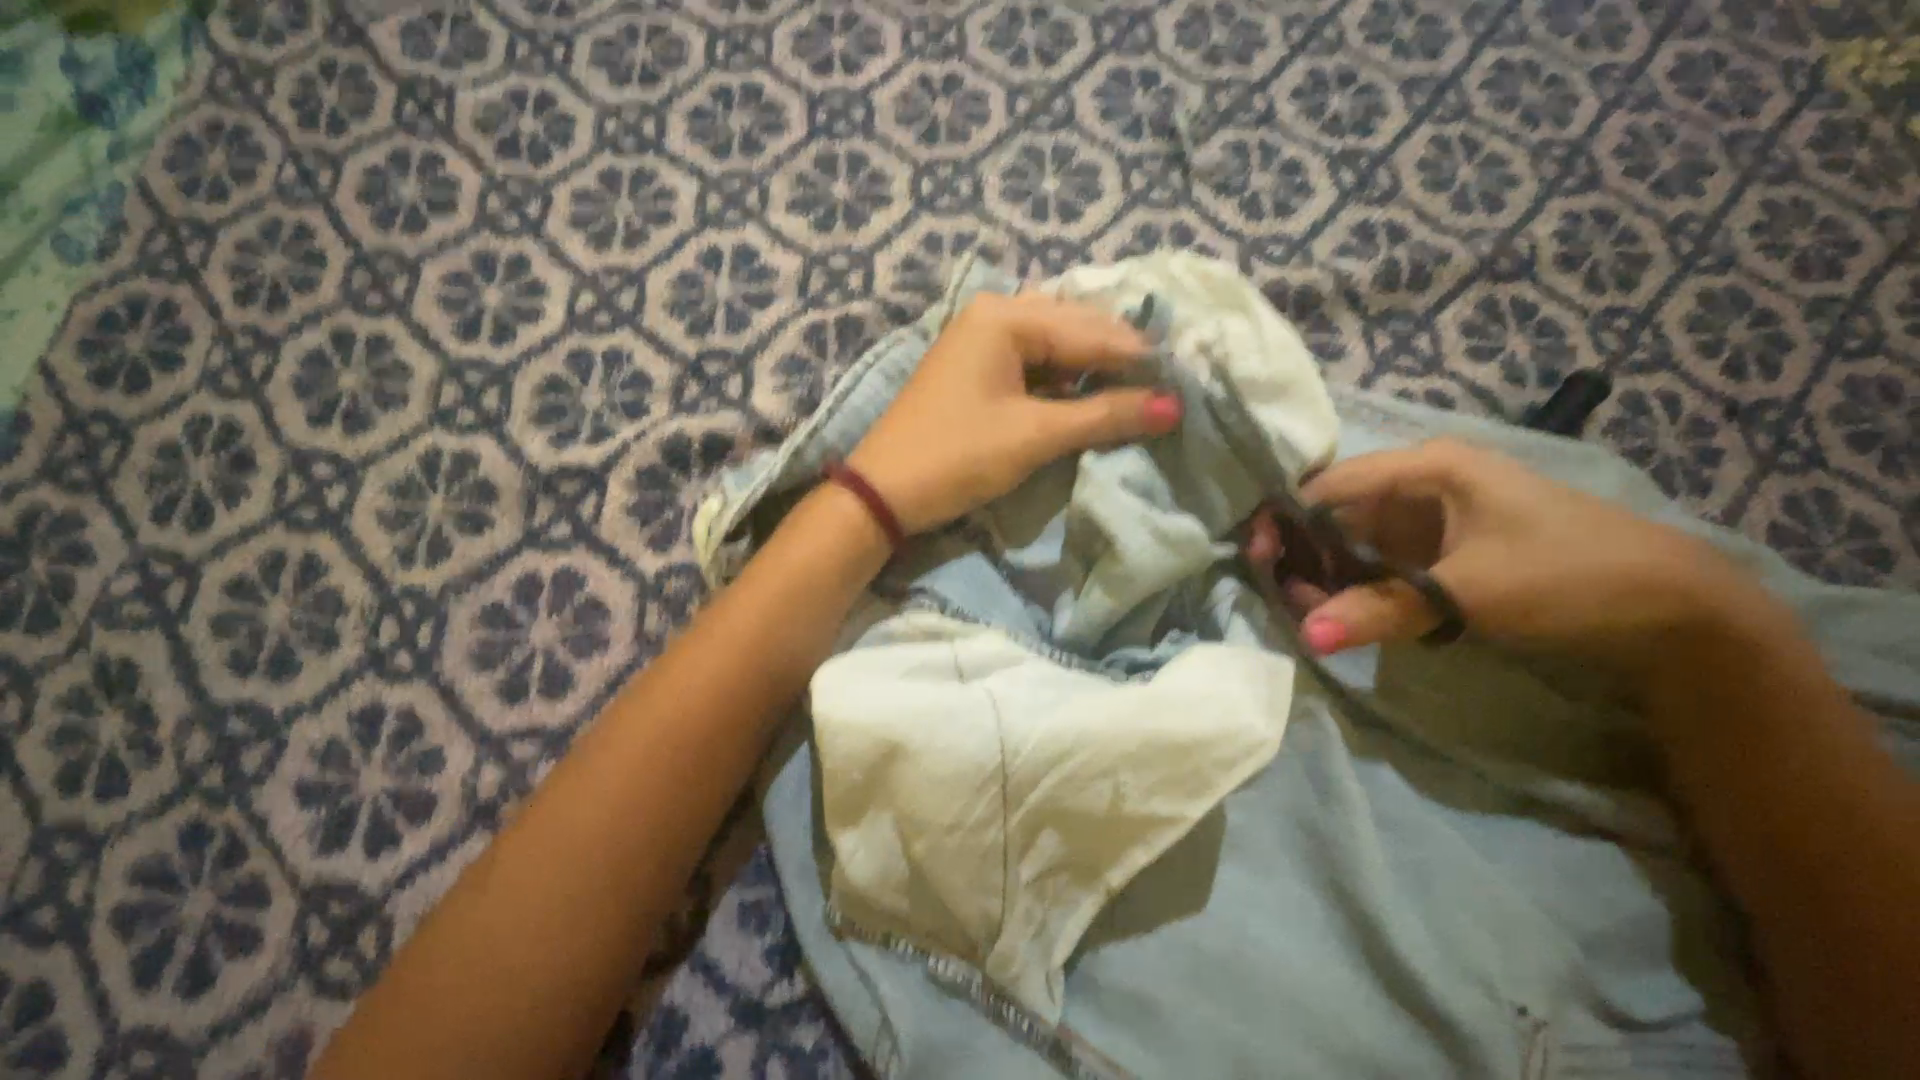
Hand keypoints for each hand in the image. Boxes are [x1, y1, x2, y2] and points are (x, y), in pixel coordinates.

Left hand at [846, 292, 1183, 533]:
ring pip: (1054, 344)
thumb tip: (1173, 407)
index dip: (1136, 356)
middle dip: (1117, 355)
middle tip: (1167, 381)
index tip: (1184, 377)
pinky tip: (1091, 394)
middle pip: (1073, 326)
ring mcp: (980, 339)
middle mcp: (992, 313)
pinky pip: (1033, 361)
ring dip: (1093, 366)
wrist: (883, 492)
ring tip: (1138, 389)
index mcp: (1004, 316)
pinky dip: (1064, 378)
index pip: (1088, 330)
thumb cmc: (957, 456)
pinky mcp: (976, 368)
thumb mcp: (1035, 436)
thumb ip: (1105, 416)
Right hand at [1248, 438, 1772, 677]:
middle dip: (1304, 554)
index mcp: (1429, 468)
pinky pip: (1385, 567)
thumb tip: (1305, 638)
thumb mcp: (1468, 593)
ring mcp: (1438, 522)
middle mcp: (1425, 486)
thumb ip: (1381, 612)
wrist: (1671, 609)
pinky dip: (1361, 590)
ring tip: (1307, 614)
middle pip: (1338, 514)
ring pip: (1359, 544)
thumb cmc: (1567, 575)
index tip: (1252, 557)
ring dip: (1330, 577)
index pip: (1331, 483)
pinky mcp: (1449, 556)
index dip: (1285, 517)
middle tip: (1280, 598)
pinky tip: (1343, 615)